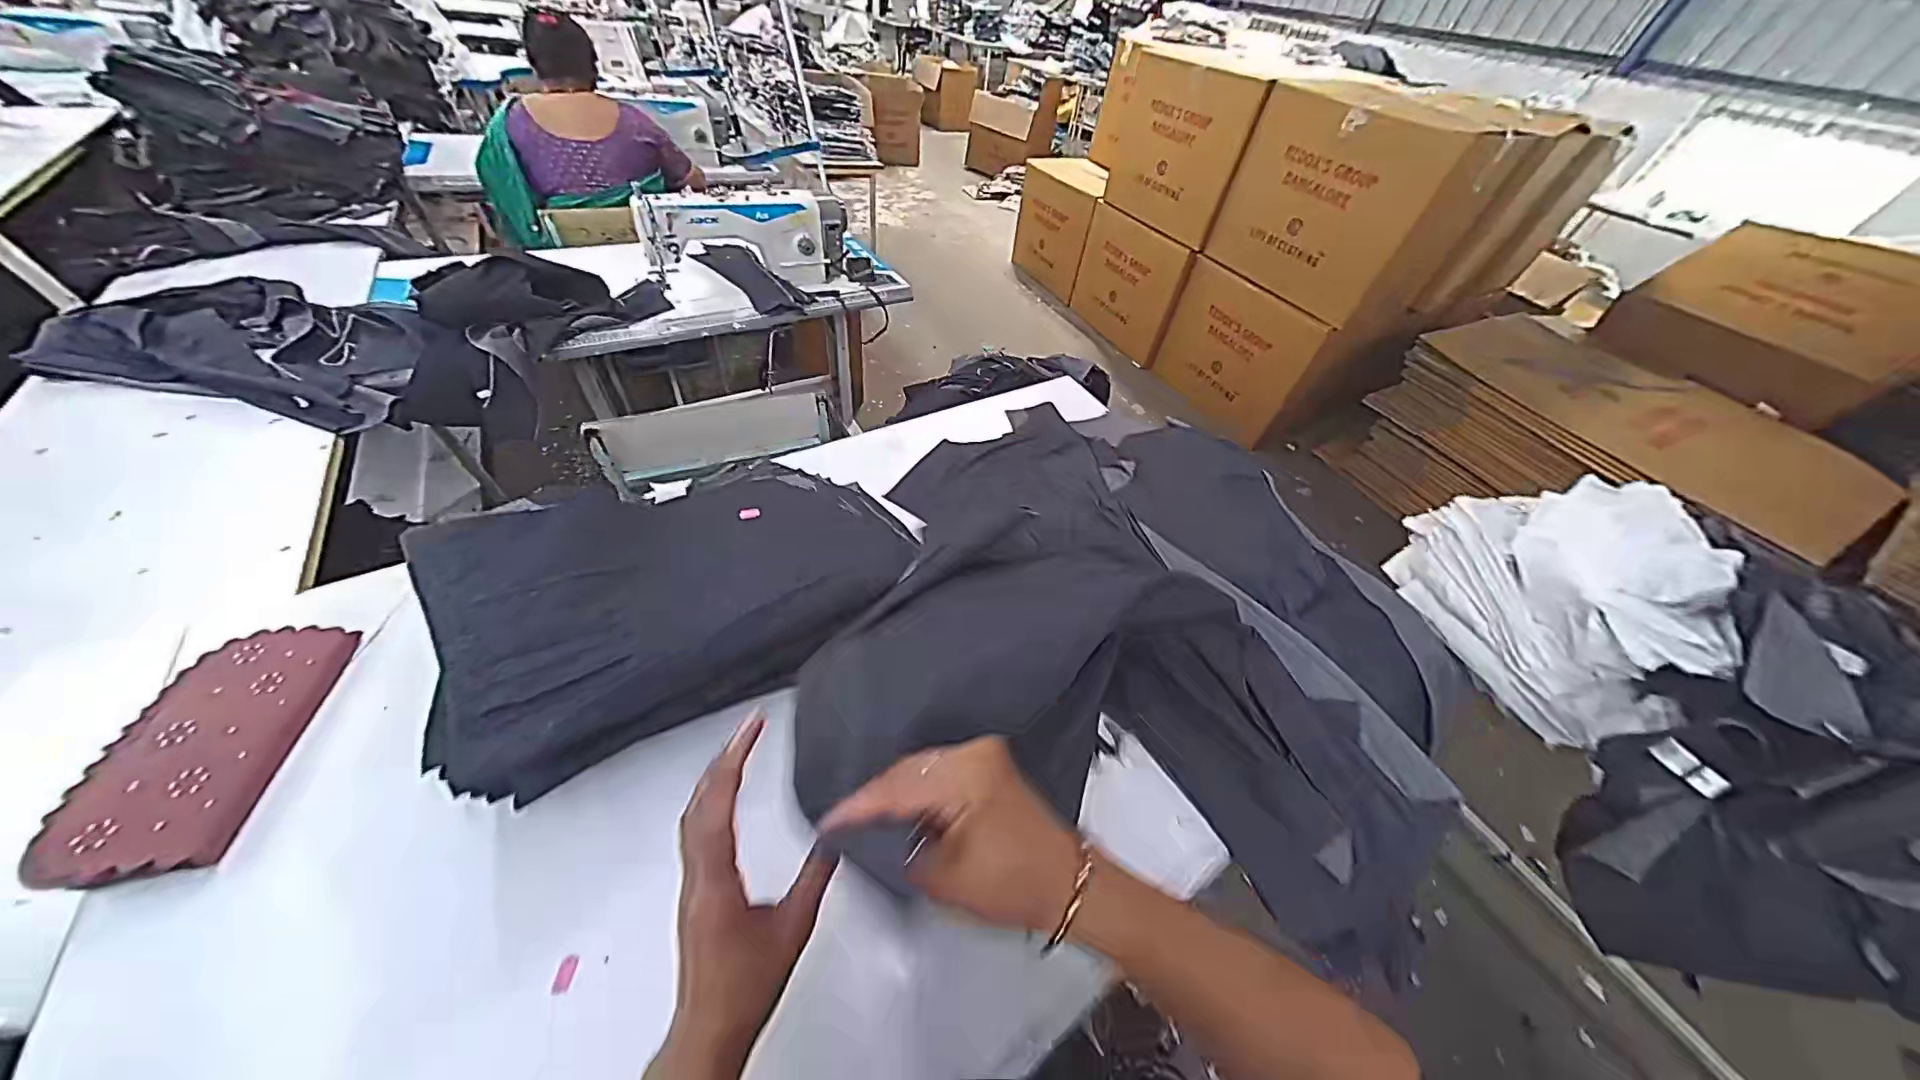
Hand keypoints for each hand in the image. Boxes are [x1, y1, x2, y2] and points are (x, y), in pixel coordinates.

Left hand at [652, 710, 837, 1079]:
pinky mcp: (694, 889)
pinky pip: (693, 831)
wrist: (710, 1027)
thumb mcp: (793, 926)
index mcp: (716, 879)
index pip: (718, 804)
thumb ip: (815, 877)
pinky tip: (723, 797)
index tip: (750, 729)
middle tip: (746, 728)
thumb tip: (833, 838)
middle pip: (699, 802)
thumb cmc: (743, 988)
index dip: (733, 760)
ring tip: (736, 751)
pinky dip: (709, 801)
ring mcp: (691, 882)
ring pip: (691, 816)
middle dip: (722, 758)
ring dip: (713, 777)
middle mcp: (696, 875)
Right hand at [820, 736, 1085, 933]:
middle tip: (843, 820)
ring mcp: (984, 756)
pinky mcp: (987, 766)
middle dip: (874, 796)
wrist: (1066, 884)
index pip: (895, 786)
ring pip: (919, 768)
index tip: (831, 821)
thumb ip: (898, 851)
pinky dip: (916, 790)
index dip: (858, 806)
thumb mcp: (943, 877)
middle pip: (905, 770)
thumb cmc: (1021, 882)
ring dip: (894, 792)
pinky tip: (901, 810)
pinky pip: (938, 771)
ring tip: (865, 818)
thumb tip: (870, 838)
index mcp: (966, 773)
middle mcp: (976, 754)